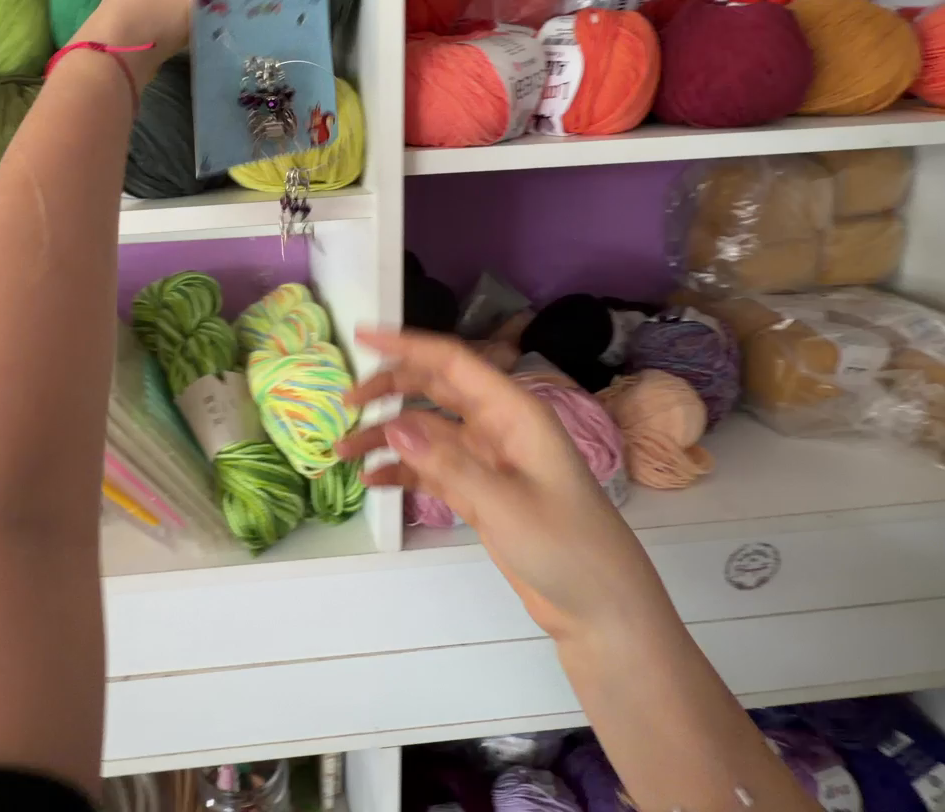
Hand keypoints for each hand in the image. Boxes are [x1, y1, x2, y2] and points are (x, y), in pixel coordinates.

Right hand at [336, 328, 654, 639]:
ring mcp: (486, 460)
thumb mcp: (507, 504)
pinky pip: (430, 468)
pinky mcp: (478, 491)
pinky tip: (372, 481)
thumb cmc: (567, 547)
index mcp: (513, 412)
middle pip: (433, 390)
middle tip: (345, 403)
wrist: (601, 609)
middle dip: (388, 390)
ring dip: (386, 437)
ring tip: (342, 452)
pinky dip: (401, 470)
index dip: (406, 345)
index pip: (452, 362)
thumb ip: (448, 464)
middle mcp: (496, 426)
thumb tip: (392, 427)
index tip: (360, 335)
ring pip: (425, 432)